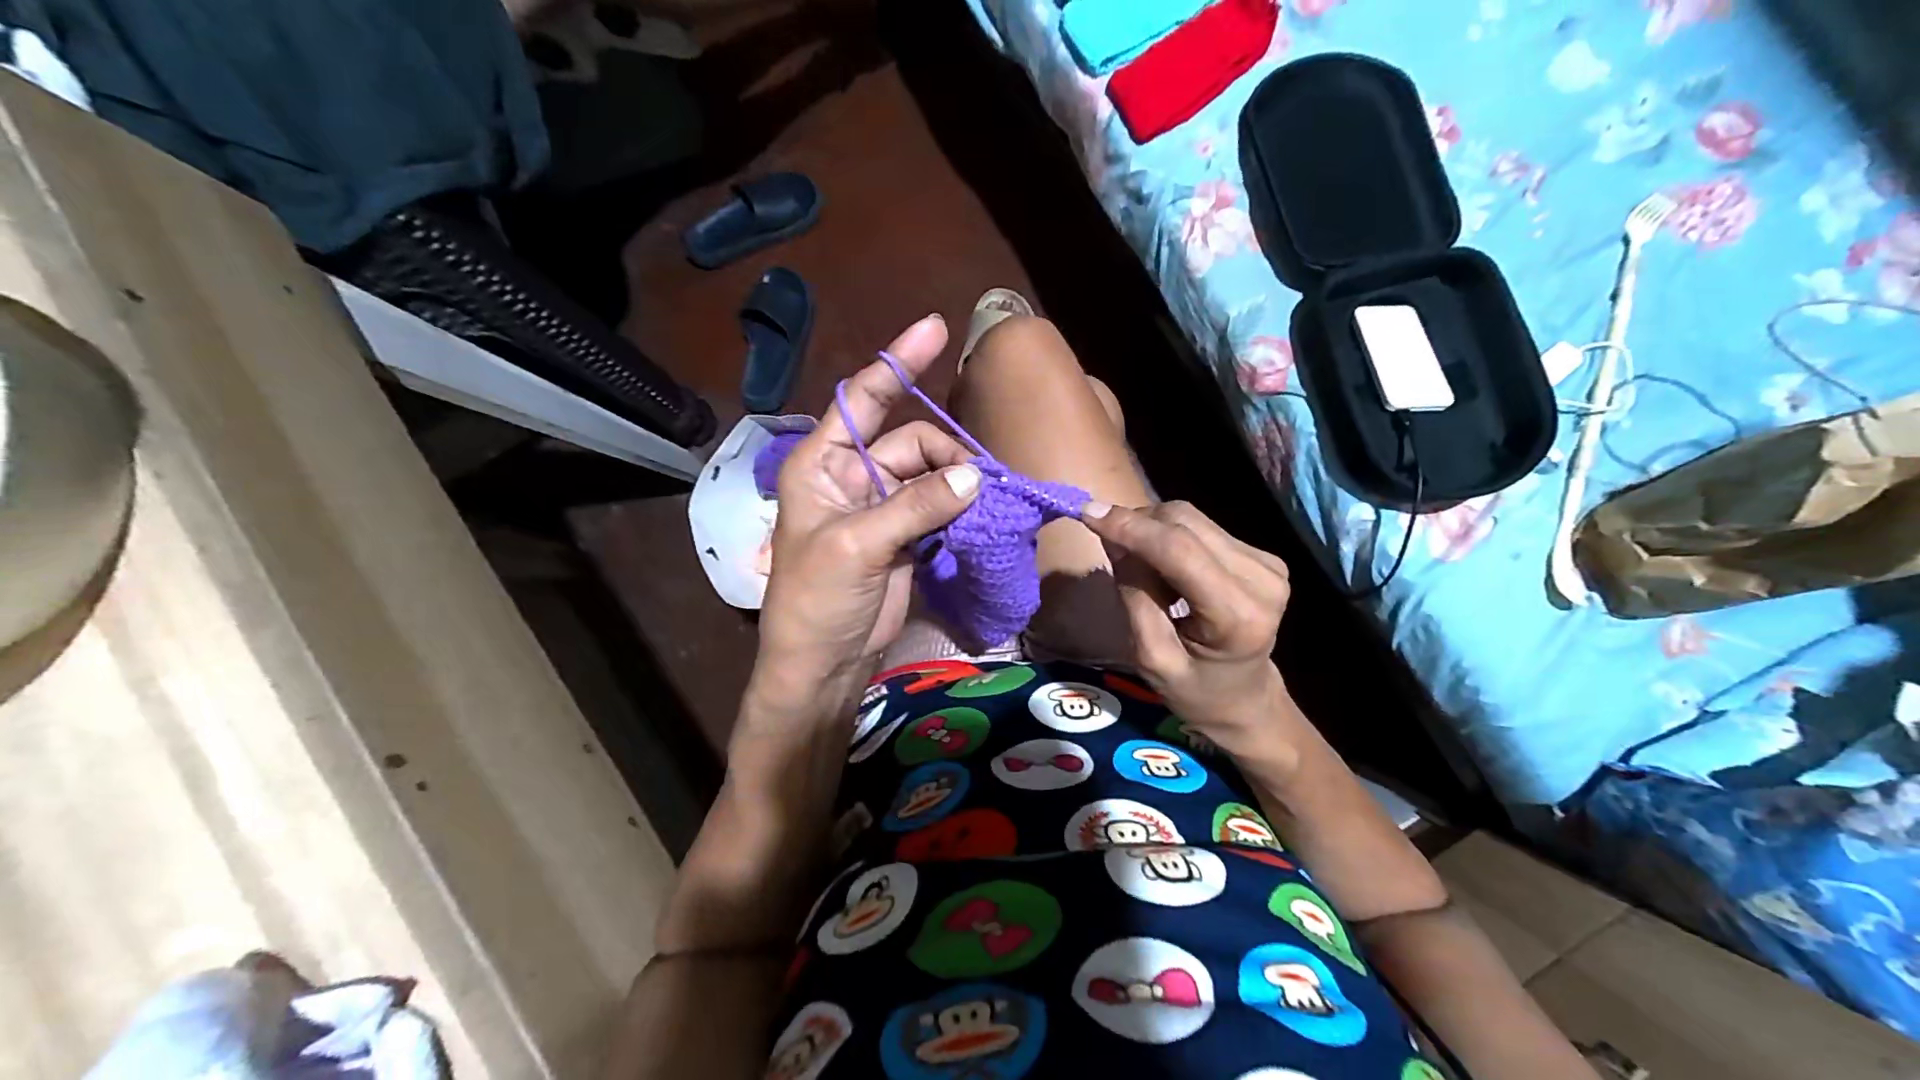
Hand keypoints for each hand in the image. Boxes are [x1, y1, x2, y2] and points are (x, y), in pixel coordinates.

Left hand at [750, 315, 981, 719]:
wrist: (825, 664)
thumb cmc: (818, 600)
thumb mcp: (859, 546)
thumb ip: (915, 506)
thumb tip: (976, 475)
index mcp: (823, 464)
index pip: (863, 400)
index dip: (898, 362)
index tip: (937, 327)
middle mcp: (853, 476)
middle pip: (911, 440)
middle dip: (948, 451)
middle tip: (983, 479)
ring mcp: (883, 506)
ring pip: (932, 473)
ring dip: (961, 480)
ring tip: (987, 499)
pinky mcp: (906, 535)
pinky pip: (941, 504)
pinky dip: (962, 505)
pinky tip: (983, 511)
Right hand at [1081, 501, 1296, 764]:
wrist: (1245, 697)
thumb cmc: (1195, 690)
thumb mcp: (1150, 657)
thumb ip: (1134, 596)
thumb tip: (1114, 536)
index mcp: (1237, 615)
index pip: (1178, 551)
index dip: (1130, 526)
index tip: (1086, 513)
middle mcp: (1262, 579)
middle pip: (1184, 523)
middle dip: (1137, 526)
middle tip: (1110, 550)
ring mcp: (1267, 562)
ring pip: (1190, 518)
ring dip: (1152, 531)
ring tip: (1142, 568)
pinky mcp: (1262, 554)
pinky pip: (1201, 527)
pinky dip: (1170, 538)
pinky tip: (1167, 569)